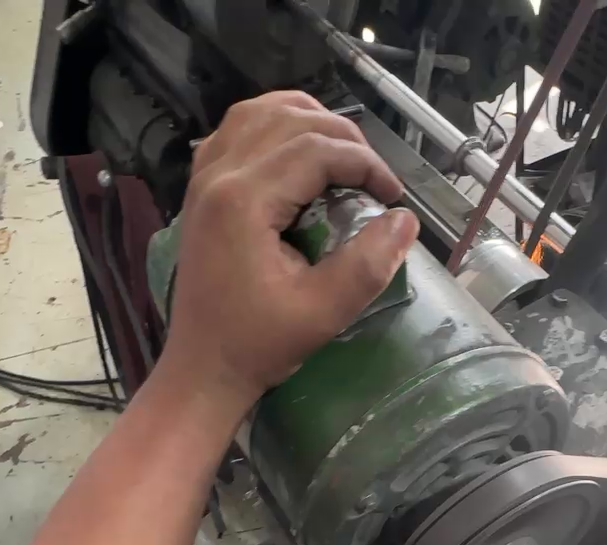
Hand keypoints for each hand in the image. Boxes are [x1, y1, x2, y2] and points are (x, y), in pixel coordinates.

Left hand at [160, 91, 420, 405]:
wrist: (204, 370)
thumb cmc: (258, 347)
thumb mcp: (322, 314)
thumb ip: (367, 265)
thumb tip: (405, 221)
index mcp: (244, 200)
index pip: (316, 149)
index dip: (365, 164)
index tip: (393, 199)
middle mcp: (218, 175)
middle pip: (290, 120)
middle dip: (344, 139)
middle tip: (375, 180)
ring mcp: (204, 180)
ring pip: (260, 113)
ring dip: (309, 122)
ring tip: (345, 156)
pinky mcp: (201, 191)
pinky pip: (236, 132)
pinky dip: (273, 128)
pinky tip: (297, 153)